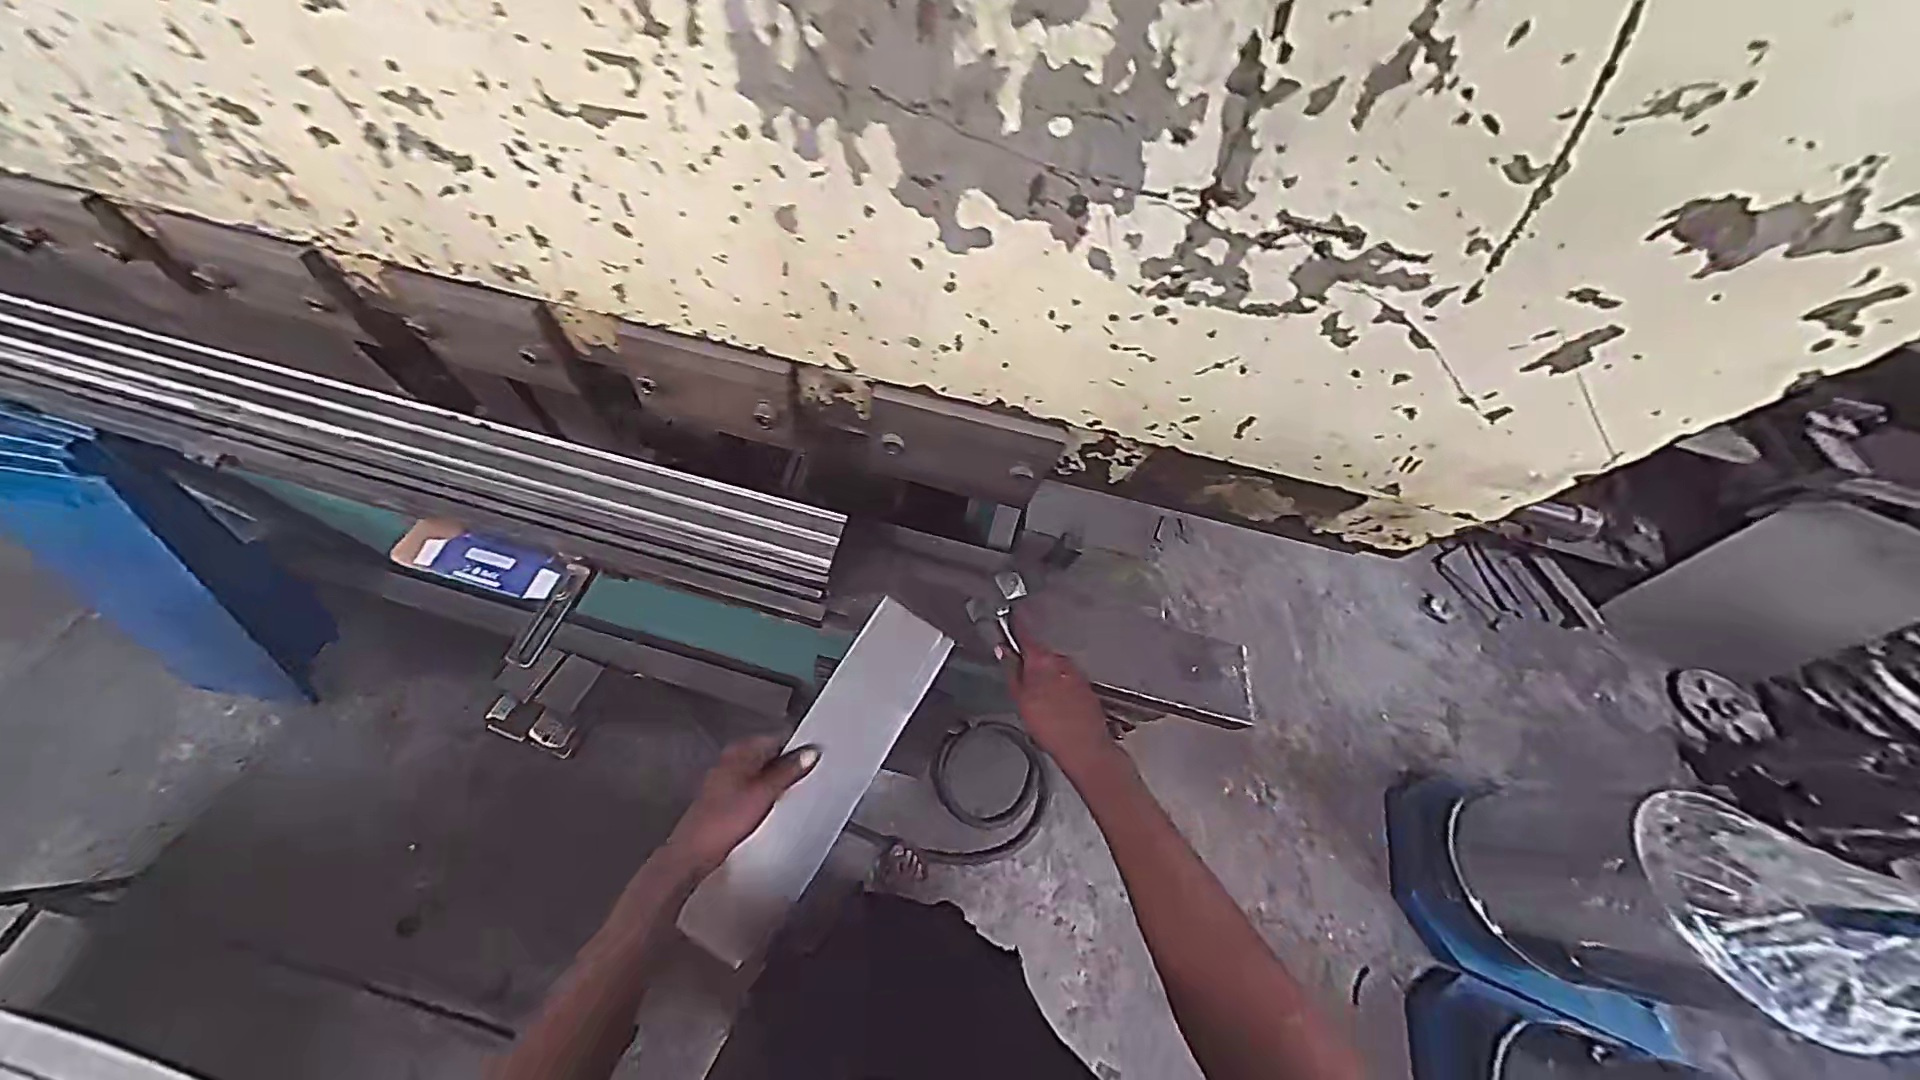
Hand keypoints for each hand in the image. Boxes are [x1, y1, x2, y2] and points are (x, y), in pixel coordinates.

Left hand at [664, 736, 818, 875]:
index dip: (798, 748)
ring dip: (776, 781)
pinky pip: (752, 788)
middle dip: (788, 766)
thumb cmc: (725, 819)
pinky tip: (771, 807)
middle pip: (769, 755)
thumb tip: (810, 753)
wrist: (694, 853)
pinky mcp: (724, 798)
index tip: (814, 759)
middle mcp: (731, 759)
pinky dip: (764, 793)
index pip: (778, 738)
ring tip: (790, 794)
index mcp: (740, 750)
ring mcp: (726, 778)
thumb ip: (789, 770)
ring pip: (761, 773)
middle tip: (805, 778)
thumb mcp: (765, 791)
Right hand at [1006, 618, 1119, 772]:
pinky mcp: (1086, 687)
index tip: (1011, 622)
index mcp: (1042, 661)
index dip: (1016, 627)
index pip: (1025, 635)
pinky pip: (1066, 680)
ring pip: (1054, 667)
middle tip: (1021, 680)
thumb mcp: (1020, 699)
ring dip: (1046, 676)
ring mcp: (1076, 674)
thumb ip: (1011, 671)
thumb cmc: (1052, 727)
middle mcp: (1062, 662)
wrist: (1084, 747)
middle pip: (1041, 653)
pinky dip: (1059, 687)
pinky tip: (1056, 706)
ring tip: (1040, 700)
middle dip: (1031, 661)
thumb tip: (1004, 652)